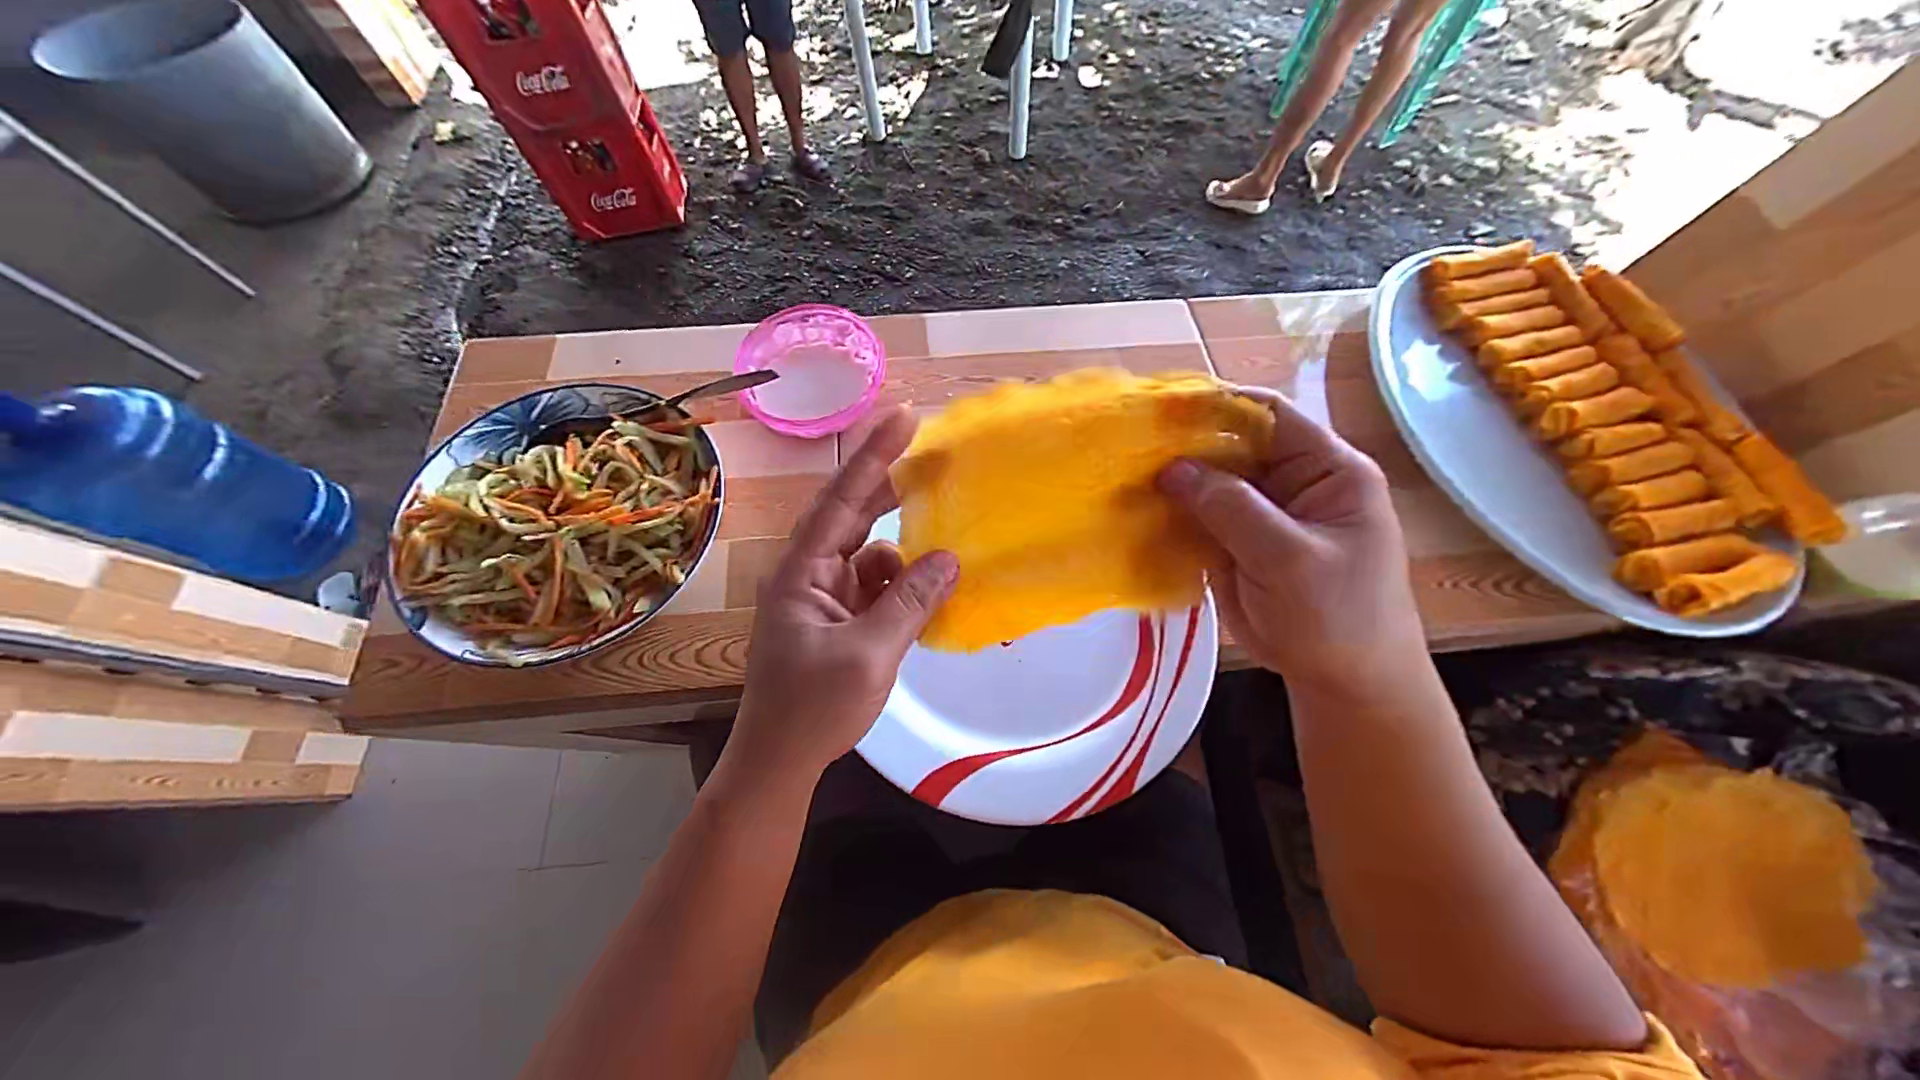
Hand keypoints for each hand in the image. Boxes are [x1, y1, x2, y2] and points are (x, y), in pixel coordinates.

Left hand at [725, 408, 957, 781]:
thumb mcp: (869, 654)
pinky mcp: (839, 621)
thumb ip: (909, 602)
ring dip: (905, 561)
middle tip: (937, 466)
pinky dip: (902, 590)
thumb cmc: (813, 709)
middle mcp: (809, 574)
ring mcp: (824, 598)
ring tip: (943, 566)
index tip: (905, 416)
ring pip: (872, 558)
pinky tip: (927, 603)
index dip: (874, 456)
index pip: (842, 500)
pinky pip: (877, 589)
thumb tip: (949, 558)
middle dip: (893, 495)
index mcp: (802, 571)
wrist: (780, 761)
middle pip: (854, 518)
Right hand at [1158, 386, 1423, 690]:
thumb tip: (1172, 468)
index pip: (1268, 417)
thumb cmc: (1337, 617)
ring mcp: (1260, 515)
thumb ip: (1232, 508)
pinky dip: (1170, 515)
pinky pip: (1198, 518)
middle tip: (1131, 448)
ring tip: (1123, 477)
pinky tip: (1136, 511)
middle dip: (1184, 446)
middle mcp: (1290, 483)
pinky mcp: (1237, 544)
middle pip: (1231, 447)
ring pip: (1209, 484)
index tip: (1162, 409)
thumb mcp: (1289, 558)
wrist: (1344, 681)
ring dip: (1172, 482)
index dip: (1217, 406)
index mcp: (1325, 469)